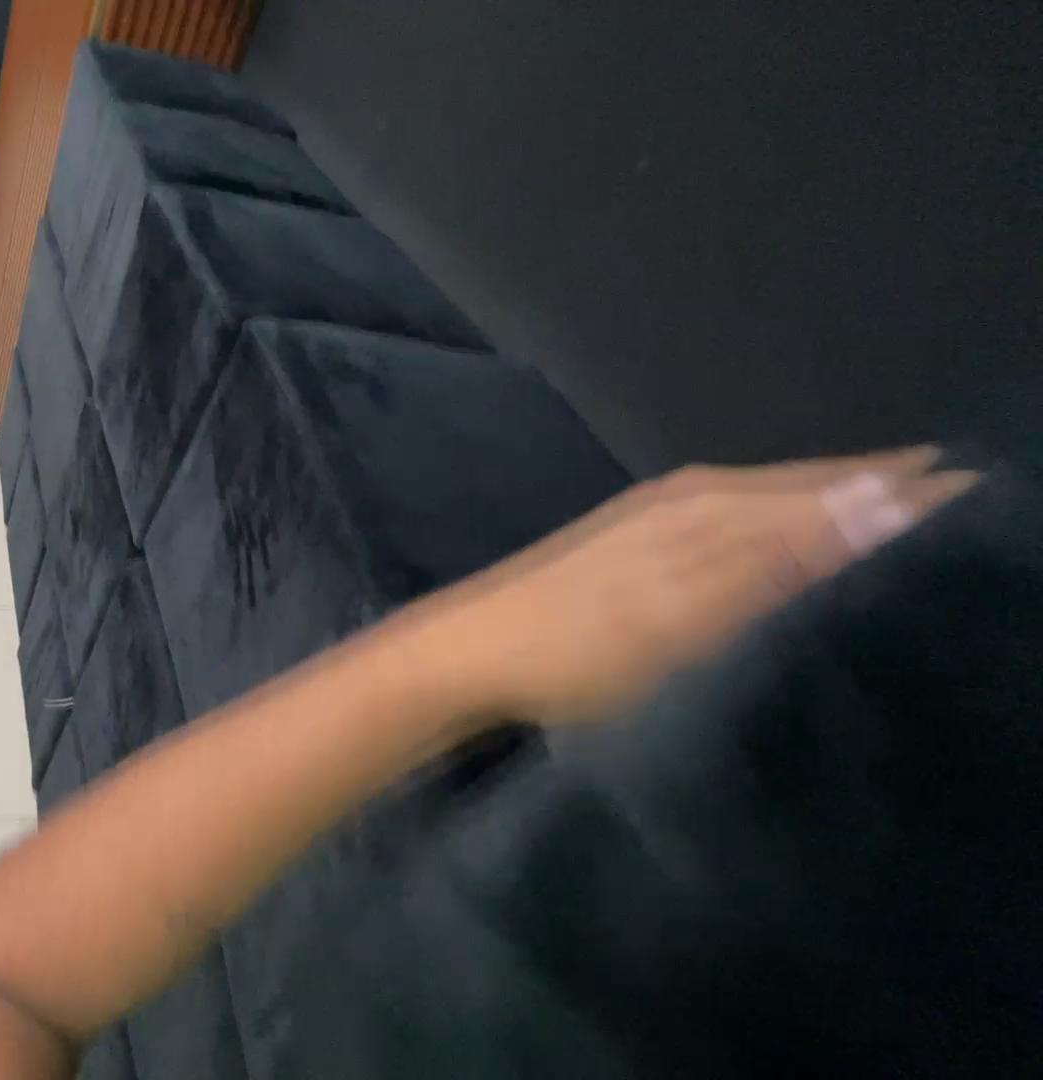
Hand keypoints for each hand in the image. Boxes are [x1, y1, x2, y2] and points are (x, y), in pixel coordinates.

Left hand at [425, 448, 974, 724]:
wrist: (466, 655)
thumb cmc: (573, 644)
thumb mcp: (685, 612)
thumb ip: (779, 558)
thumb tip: (893, 495)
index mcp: (709, 506)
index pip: (843, 486)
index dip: (922, 496)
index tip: (1004, 504)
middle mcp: (683, 498)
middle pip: (808, 487)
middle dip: (888, 494)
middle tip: (979, 517)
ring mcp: (647, 520)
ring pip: (768, 503)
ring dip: (836, 510)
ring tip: (915, 530)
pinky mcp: (624, 548)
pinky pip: (728, 525)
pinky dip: (776, 531)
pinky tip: (793, 551)